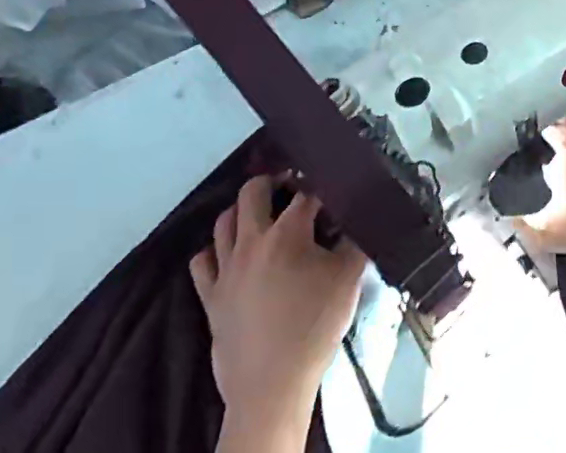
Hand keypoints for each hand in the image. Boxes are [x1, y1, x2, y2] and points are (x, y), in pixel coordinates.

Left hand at [189, 176, 368, 426]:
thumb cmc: (316, 324)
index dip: (323, 186)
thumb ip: (356, 240)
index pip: (307, 193)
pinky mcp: (209, 296)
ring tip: (264, 214)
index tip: (336, 187)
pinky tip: (233, 253)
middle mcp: (250, 242)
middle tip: (294, 187)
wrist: (273, 383)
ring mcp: (224, 269)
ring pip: (223, 222)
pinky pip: (202, 261)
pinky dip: (216, 249)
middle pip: (252, 192)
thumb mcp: (350, 276)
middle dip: (274, 181)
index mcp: (287, 233)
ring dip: (243, 211)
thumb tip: (364, 216)